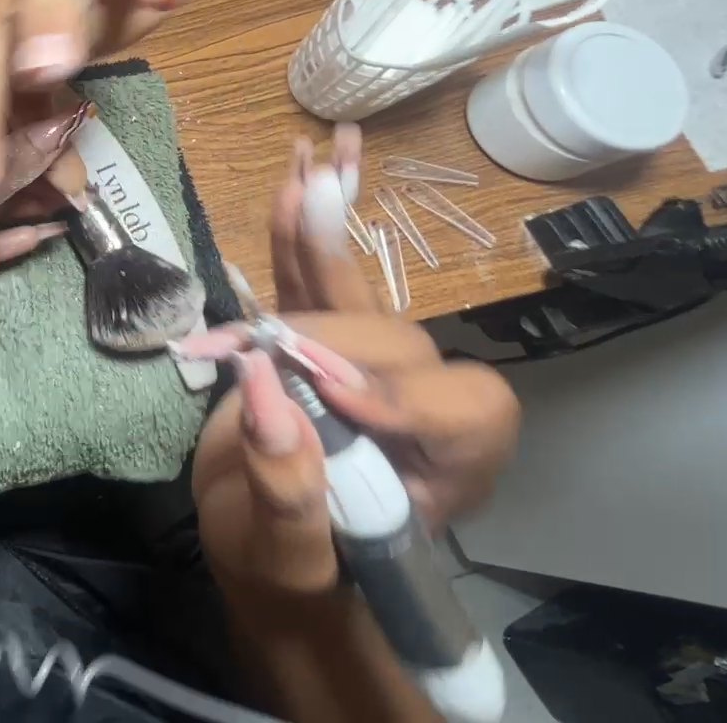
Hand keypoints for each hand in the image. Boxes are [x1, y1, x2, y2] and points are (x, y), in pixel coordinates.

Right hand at [186, 130, 518, 599]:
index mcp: (441, 472)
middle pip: (395, 344)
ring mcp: (360, 369)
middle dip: (330, 331)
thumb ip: (287, 487)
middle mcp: (415, 411)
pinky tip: (291, 181)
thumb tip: (263, 395)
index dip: (400, 390)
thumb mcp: (279, 552)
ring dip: (328, 226)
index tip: (326, 392)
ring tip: (308, 160)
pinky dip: (297, 237)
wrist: (266, 551)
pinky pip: (310, 283)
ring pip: (357, 291)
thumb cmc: (279, 567)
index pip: (463, 410)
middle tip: (267, 345)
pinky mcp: (309, 346)